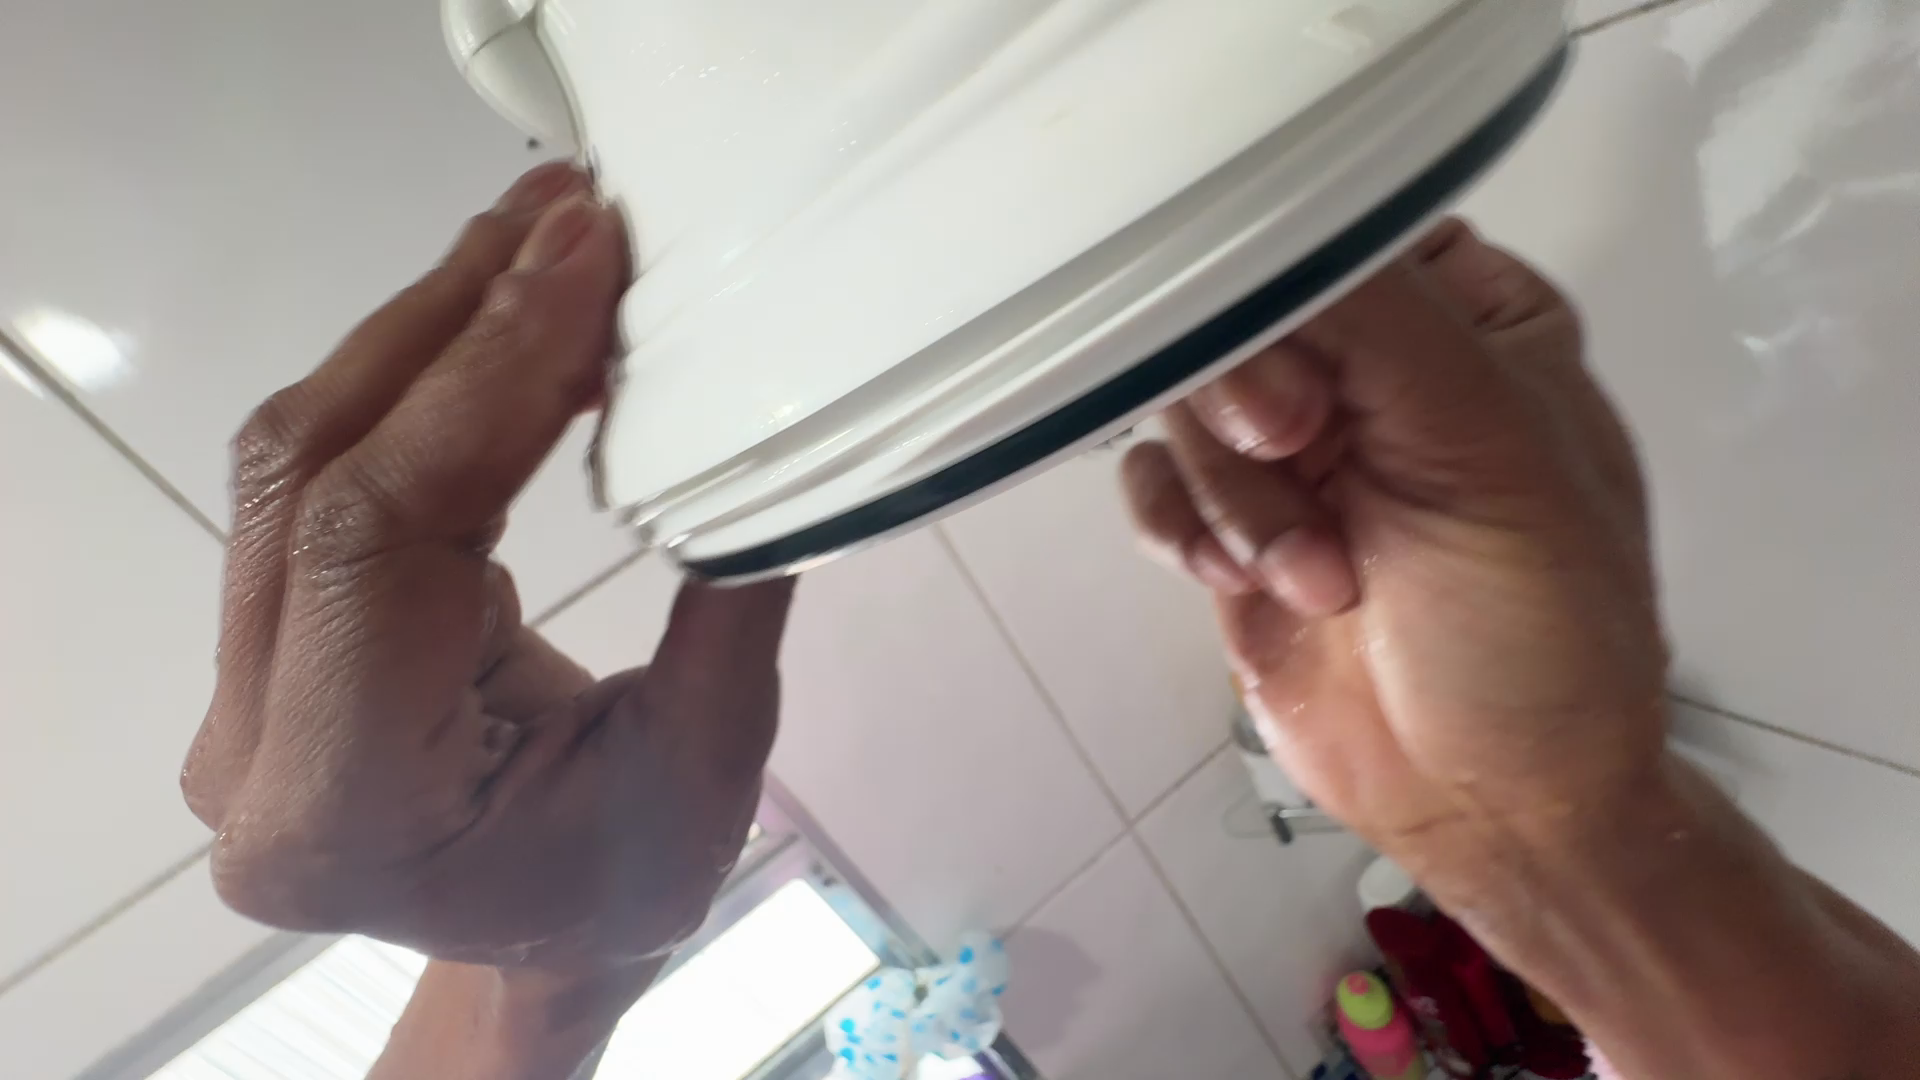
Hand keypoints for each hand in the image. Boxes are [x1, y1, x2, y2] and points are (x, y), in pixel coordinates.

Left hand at [182, 162, 793, 972]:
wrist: (548, 935)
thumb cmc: (631, 878)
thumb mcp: (710, 761)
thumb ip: (728, 609)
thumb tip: (755, 458)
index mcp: (352, 794)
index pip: (387, 535)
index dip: (491, 380)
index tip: (585, 267)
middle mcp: (259, 729)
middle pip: (318, 467)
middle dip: (457, 316)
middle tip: (568, 216)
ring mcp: (255, 673)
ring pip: (309, 452)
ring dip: (436, 326)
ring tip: (545, 244)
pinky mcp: (296, 629)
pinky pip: (343, 473)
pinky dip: (435, 379)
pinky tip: (515, 331)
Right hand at [1122, 220, 1667, 902]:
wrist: (1466, 791)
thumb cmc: (1525, 622)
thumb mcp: (1488, 451)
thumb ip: (1376, 328)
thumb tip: (1249, 244)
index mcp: (1457, 329)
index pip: (1336, 245)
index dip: (1291, 298)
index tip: (1308, 384)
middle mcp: (1357, 382)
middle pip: (1233, 331)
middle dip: (1248, 413)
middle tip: (1290, 456)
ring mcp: (1277, 457)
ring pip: (1180, 414)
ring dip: (1232, 502)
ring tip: (1311, 577)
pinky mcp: (1219, 523)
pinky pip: (1147, 484)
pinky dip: (1173, 530)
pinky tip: (1225, 580)